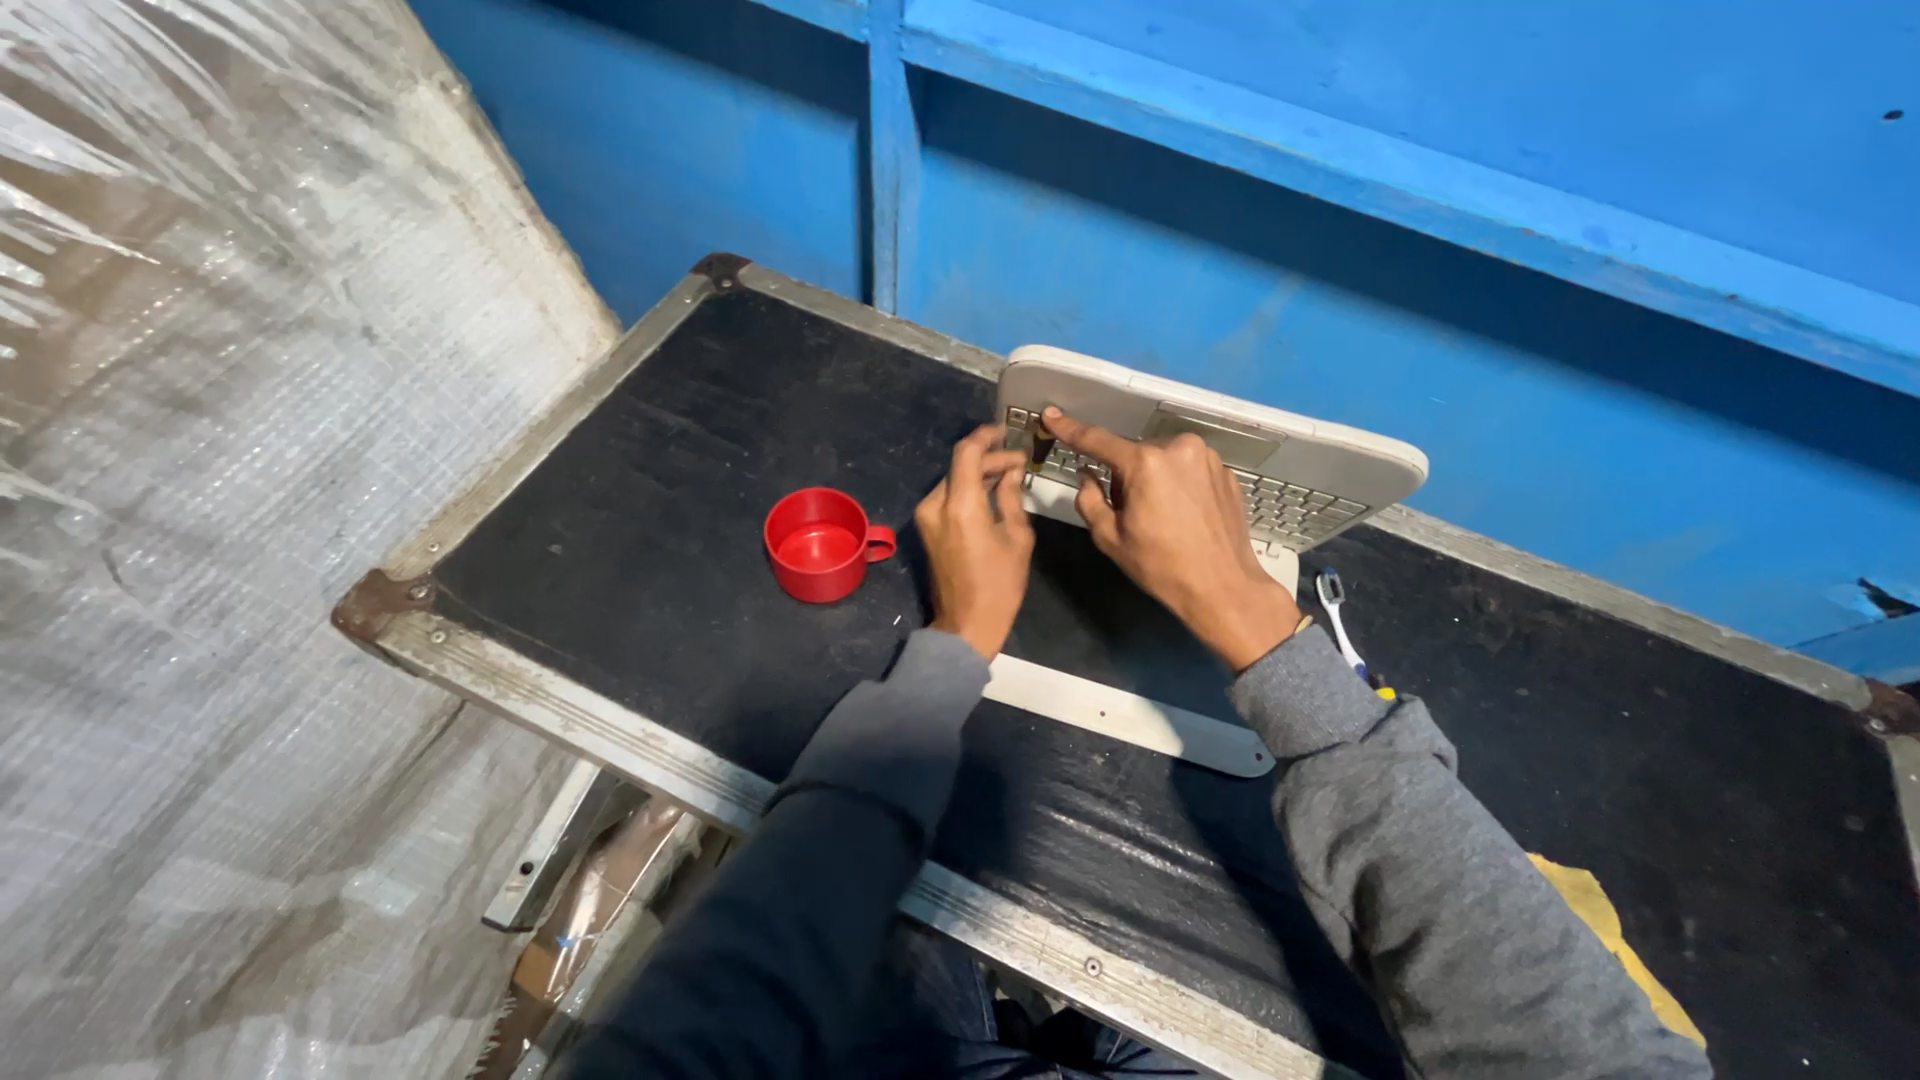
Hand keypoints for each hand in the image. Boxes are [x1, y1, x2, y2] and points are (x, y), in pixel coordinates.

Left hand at [917, 425, 1034, 660]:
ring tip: (1008, 476)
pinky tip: (991, 493)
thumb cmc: (1000, 585)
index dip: (986, 436)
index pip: (966, 453)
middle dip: (988, 459)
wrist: (967, 624)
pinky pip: (948, 497)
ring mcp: (926, 517)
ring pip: (953, 480)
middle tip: (1018, 463)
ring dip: (978, 474)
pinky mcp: (926, 528)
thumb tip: (1011, 471)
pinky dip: (968, 490)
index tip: (1006, 433)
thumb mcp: (1017, 537)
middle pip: (959, 466)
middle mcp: (936, 505)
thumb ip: (1011, 497)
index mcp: (960, 506)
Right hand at [1042, 406, 1301, 670]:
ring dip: (1154, 478)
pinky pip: (1189, 470)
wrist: (1223, 587)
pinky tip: (1185, 517)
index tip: (1051, 415)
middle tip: (1132, 515)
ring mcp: (1207, 457)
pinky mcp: (1226, 472)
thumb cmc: (1161, 566)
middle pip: (1135, 454)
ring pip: (1164, 459)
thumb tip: (1087, 475)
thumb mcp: (1110, 538)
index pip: (1097, 440)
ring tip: (1163, 518)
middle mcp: (1178, 448)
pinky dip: (1179, 485)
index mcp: (1145, 463)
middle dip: (1126, 476)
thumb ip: (1089, 500)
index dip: (1070, 428)